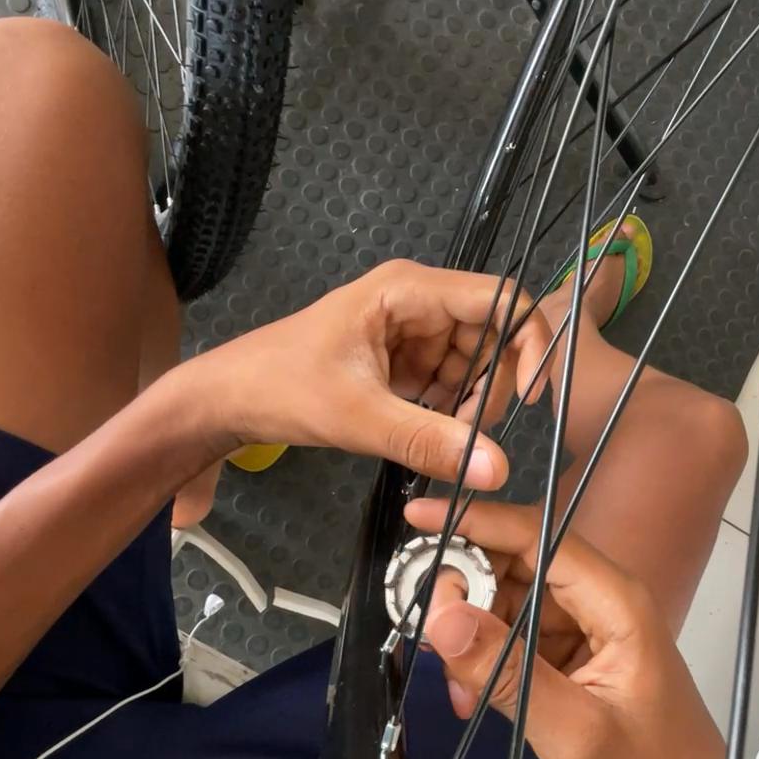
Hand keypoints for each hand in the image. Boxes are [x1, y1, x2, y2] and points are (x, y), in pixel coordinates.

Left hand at [175, 261, 551, 489]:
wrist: (229, 398)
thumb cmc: (284, 387)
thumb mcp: (359, 416)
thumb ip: (429, 440)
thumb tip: (499, 469)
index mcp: (410, 290)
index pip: (501, 299)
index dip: (529, 342)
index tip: (526, 398)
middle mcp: (419, 302)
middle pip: (493, 333)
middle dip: (495, 384)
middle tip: (470, 433)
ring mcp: (412, 331)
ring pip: (476, 362)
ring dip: (472, 402)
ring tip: (443, 437)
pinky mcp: (404, 358)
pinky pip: (450, 380)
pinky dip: (451, 409)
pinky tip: (430, 432)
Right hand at [406, 498, 727, 758]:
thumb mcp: (575, 733)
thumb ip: (509, 674)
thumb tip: (441, 616)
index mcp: (614, 599)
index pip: (538, 536)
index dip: (477, 520)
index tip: (417, 516)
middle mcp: (597, 596)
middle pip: (516, 561)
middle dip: (464, 586)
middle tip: (426, 628)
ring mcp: (582, 621)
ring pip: (507, 596)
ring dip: (471, 631)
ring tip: (456, 683)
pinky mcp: (568, 647)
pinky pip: (512, 631)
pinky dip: (484, 656)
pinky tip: (471, 693)